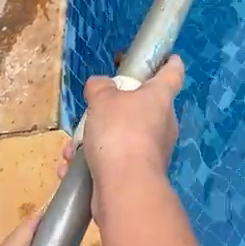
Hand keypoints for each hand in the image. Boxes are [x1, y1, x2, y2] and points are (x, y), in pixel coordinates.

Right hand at [59, 55, 184, 212]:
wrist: (126, 189)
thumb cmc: (120, 132)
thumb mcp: (102, 99)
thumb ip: (100, 87)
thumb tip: (100, 85)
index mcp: (161, 96)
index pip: (173, 71)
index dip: (168, 61)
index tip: (162, 57)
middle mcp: (163, 122)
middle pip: (143, 106)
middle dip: (115, 108)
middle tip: (94, 109)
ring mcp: (154, 151)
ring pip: (123, 136)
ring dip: (96, 140)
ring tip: (73, 146)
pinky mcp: (140, 175)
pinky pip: (115, 161)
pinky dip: (93, 163)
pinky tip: (71, 168)